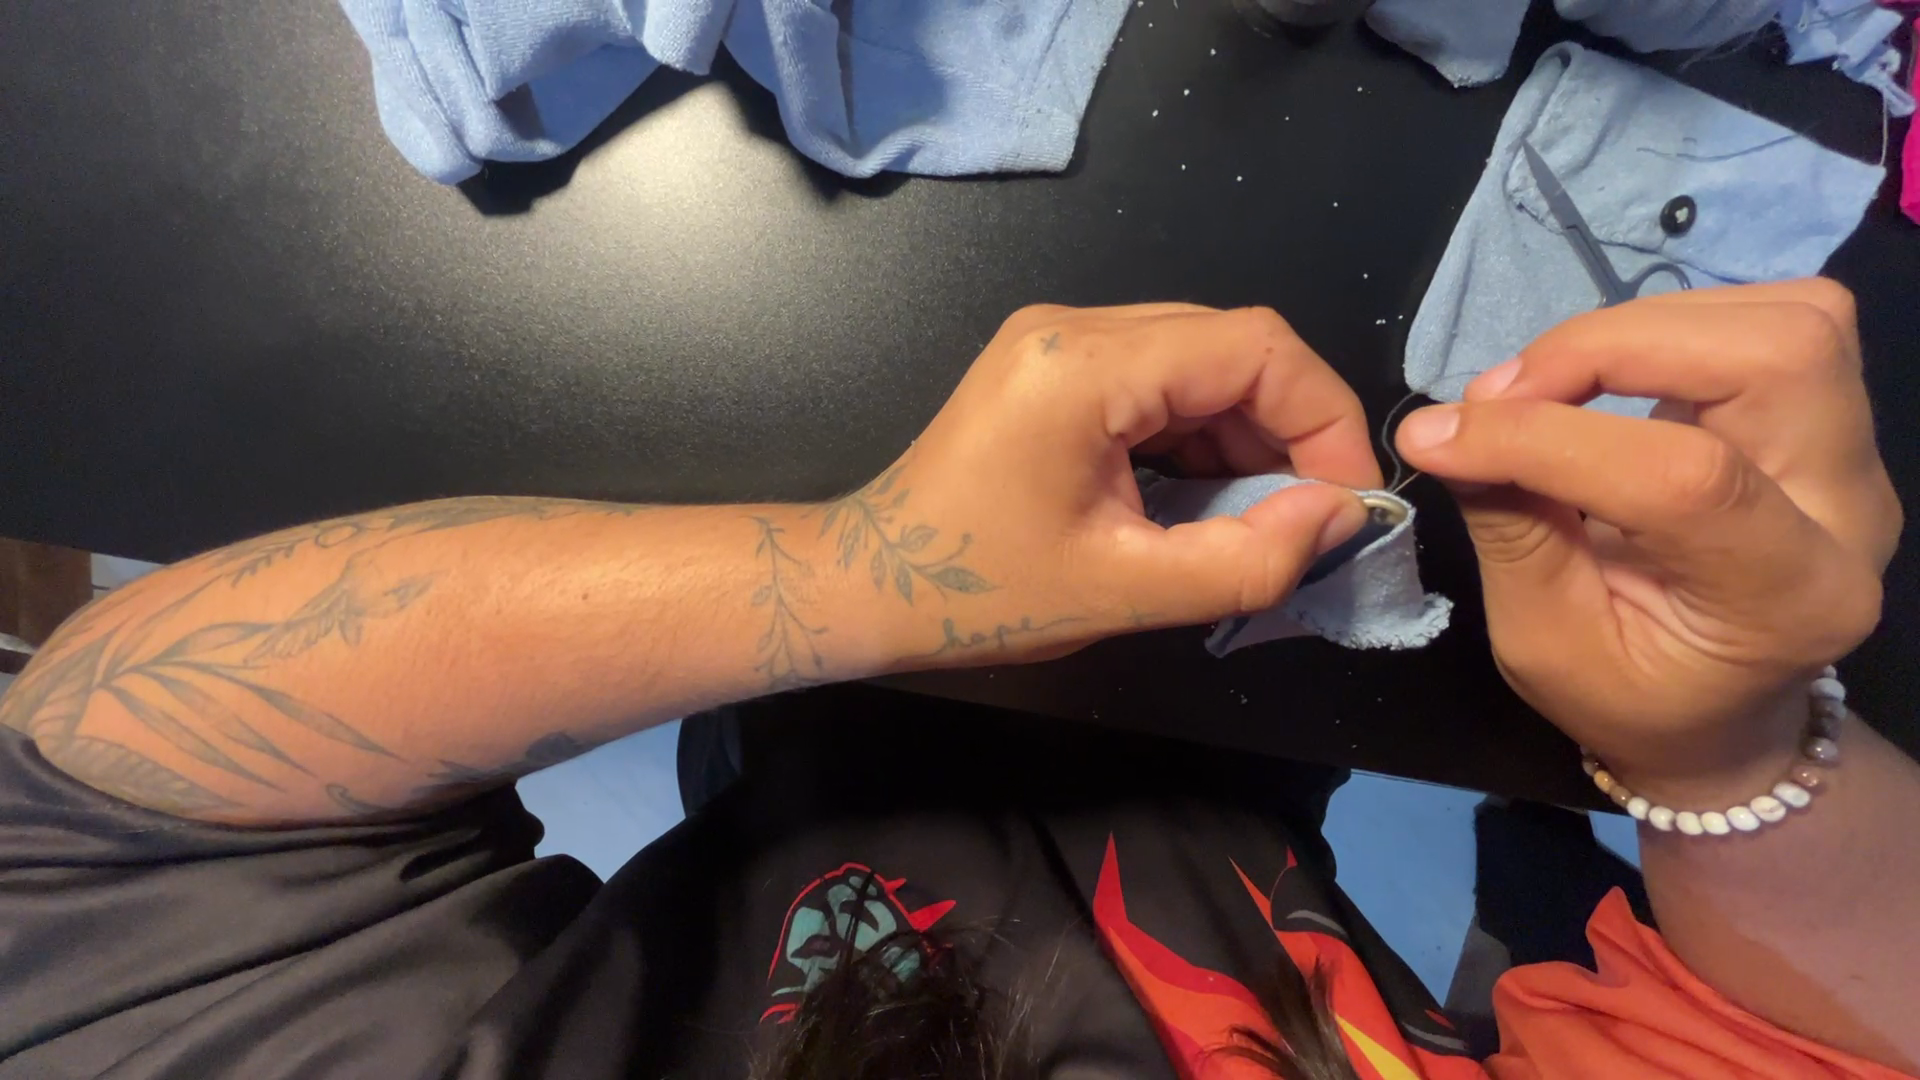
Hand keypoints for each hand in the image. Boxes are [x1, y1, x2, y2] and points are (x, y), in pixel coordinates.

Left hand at [869, 303, 1379, 666]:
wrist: (872, 582)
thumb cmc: (980, 592)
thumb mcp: (1124, 590)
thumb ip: (1246, 559)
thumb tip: (1336, 516)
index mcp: (1083, 366)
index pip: (1254, 347)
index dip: (1324, 417)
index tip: (1345, 499)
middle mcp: (1069, 329)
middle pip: (1226, 348)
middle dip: (1285, 432)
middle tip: (1304, 518)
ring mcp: (1053, 344)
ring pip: (1192, 366)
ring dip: (1240, 438)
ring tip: (1254, 517)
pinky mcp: (1046, 371)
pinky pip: (1149, 384)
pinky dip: (1192, 438)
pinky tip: (1200, 497)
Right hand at [1395, 281, 1901, 798]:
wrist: (1712, 712)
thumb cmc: (1619, 692)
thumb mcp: (1536, 636)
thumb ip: (1506, 527)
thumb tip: (1443, 431)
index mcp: (1784, 597)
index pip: (1682, 477)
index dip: (1540, 438)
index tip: (1431, 438)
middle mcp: (1849, 508)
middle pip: (1779, 353)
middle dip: (1607, 348)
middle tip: (1498, 397)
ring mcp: (1847, 455)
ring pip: (1782, 319)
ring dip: (1629, 332)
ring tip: (1534, 388)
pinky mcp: (1817, 423)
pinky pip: (1761, 325)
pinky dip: (1652, 332)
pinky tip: (1586, 382)